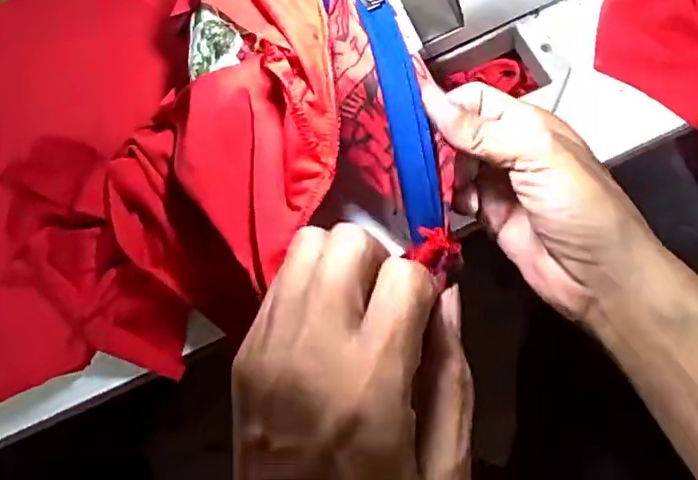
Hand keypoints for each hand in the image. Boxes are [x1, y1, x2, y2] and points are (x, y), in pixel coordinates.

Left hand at [233, 224, 471, 479]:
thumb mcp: (443, 465)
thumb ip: (453, 371)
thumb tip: (448, 288)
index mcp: (369, 382)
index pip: (405, 273)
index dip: (424, 288)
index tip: (422, 316)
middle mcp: (311, 351)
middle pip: (348, 240)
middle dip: (378, 261)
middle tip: (384, 304)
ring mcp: (268, 348)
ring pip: (309, 243)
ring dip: (339, 263)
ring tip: (351, 306)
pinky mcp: (243, 353)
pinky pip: (281, 277)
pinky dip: (308, 283)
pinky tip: (321, 324)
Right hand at [423, 81, 664, 322]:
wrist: (605, 281)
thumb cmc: (582, 207)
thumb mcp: (537, 156)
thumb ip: (484, 131)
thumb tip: (433, 101)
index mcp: (526, 123)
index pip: (474, 99)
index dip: (444, 103)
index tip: (411, 111)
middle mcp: (510, 147)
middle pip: (458, 130)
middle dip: (437, 138)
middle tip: (415, 152)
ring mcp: (499, 184)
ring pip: (454, 164)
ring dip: (440, 170)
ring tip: (436, 181)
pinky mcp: (490, 217)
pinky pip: (457, 198)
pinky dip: (448, 198)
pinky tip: (452, 204)